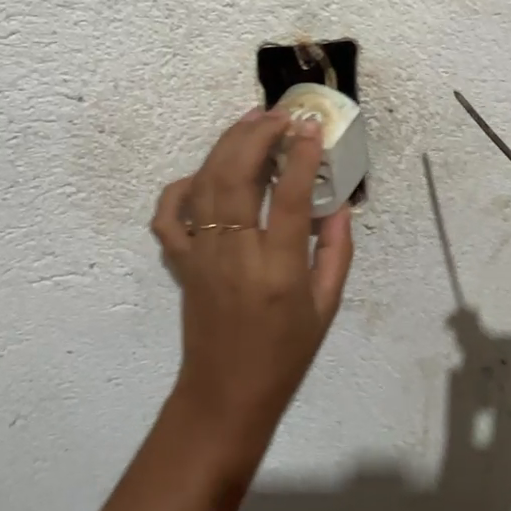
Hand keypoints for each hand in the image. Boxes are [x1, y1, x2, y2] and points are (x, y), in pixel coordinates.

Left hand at [150, 107, 355, 451]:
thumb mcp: (325, 307)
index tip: (311, 126)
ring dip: (227, 145)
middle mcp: (236, 255)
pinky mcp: (181, 262)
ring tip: (250, 122)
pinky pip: (170, 215)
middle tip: (279, 115)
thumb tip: (340, 203)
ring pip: (205, 184)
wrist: (225, 395)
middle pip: (237, 176)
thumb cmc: (284, 355)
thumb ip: (336, 252)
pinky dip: (182, 186)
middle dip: (257, 135)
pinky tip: (204, 173)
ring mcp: (201, 256)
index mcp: (278, 270)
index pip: (290, 196)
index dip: (301, 155)